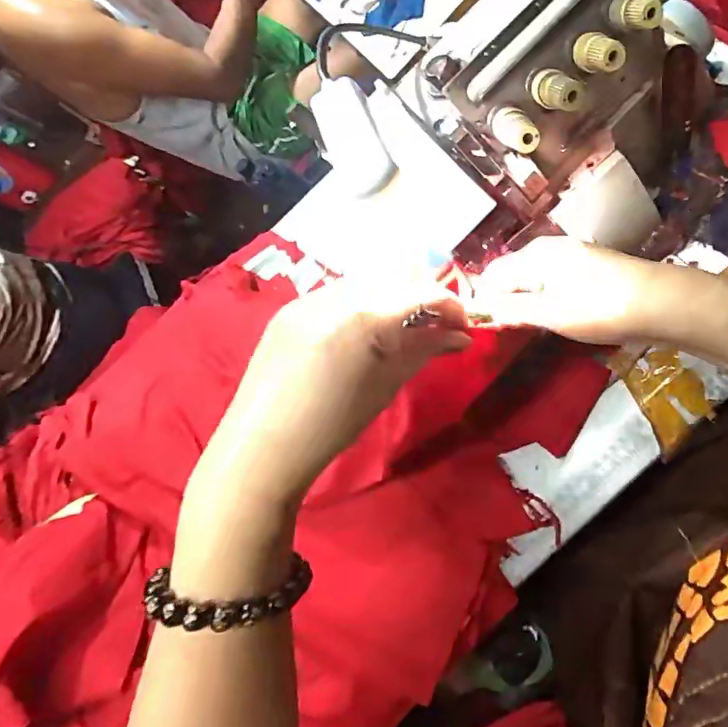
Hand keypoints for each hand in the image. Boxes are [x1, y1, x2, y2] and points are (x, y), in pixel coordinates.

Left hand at [199, 278, 472, 510]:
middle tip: (439, 323)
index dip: (450, 305)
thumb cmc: (331, 427)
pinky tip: (366, 327)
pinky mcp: (290, 307)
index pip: (421, 293)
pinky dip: (362, 302)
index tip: (465, 324)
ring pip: (366, 281)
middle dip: (423, 296)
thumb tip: (460, 336)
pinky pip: (338, 292)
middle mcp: (335, 296)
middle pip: (395, 278)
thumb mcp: (385, 387)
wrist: (262, 448)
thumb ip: (423, 351)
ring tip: (404, 325)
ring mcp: (308, 298)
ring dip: (392, 295)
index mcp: (362, 318)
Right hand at [473, 238, 710, 346]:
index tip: (481, 326)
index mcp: (535, 255)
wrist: (660, 302)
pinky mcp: (591, 268)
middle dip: (504, 298)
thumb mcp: (550, 312)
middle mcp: (550, 248)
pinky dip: (546, 296)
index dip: (483, 299)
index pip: (494, 274)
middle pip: (514, 272)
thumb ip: (513, 308)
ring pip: (535, 276)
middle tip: (503, 329)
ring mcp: (573, 255)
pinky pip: (554, 280)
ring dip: (525, 298)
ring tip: (527, 325)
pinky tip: (555, 315)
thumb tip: (481, 308)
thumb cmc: (599, 307)